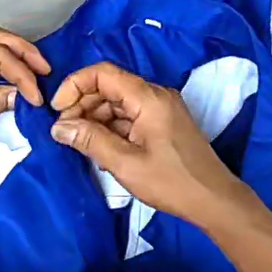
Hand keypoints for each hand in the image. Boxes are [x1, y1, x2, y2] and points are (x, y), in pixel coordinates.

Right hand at [49, 61, 256, 230]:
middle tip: (67, 134)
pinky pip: (131, 116)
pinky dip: (112, 128)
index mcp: (148, 97)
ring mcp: (162, 109)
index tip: (58, 112)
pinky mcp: (164, 124)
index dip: (74, 86)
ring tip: (83, 146)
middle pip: (109, 86)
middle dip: (82, 105)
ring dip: (96, 119)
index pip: (102, 73)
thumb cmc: (172, 182)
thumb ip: (90, 140)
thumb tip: (59, 127)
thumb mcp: (125, 163)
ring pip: (118, 103)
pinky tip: (102, 150)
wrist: (214, 199)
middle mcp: (156, 95)